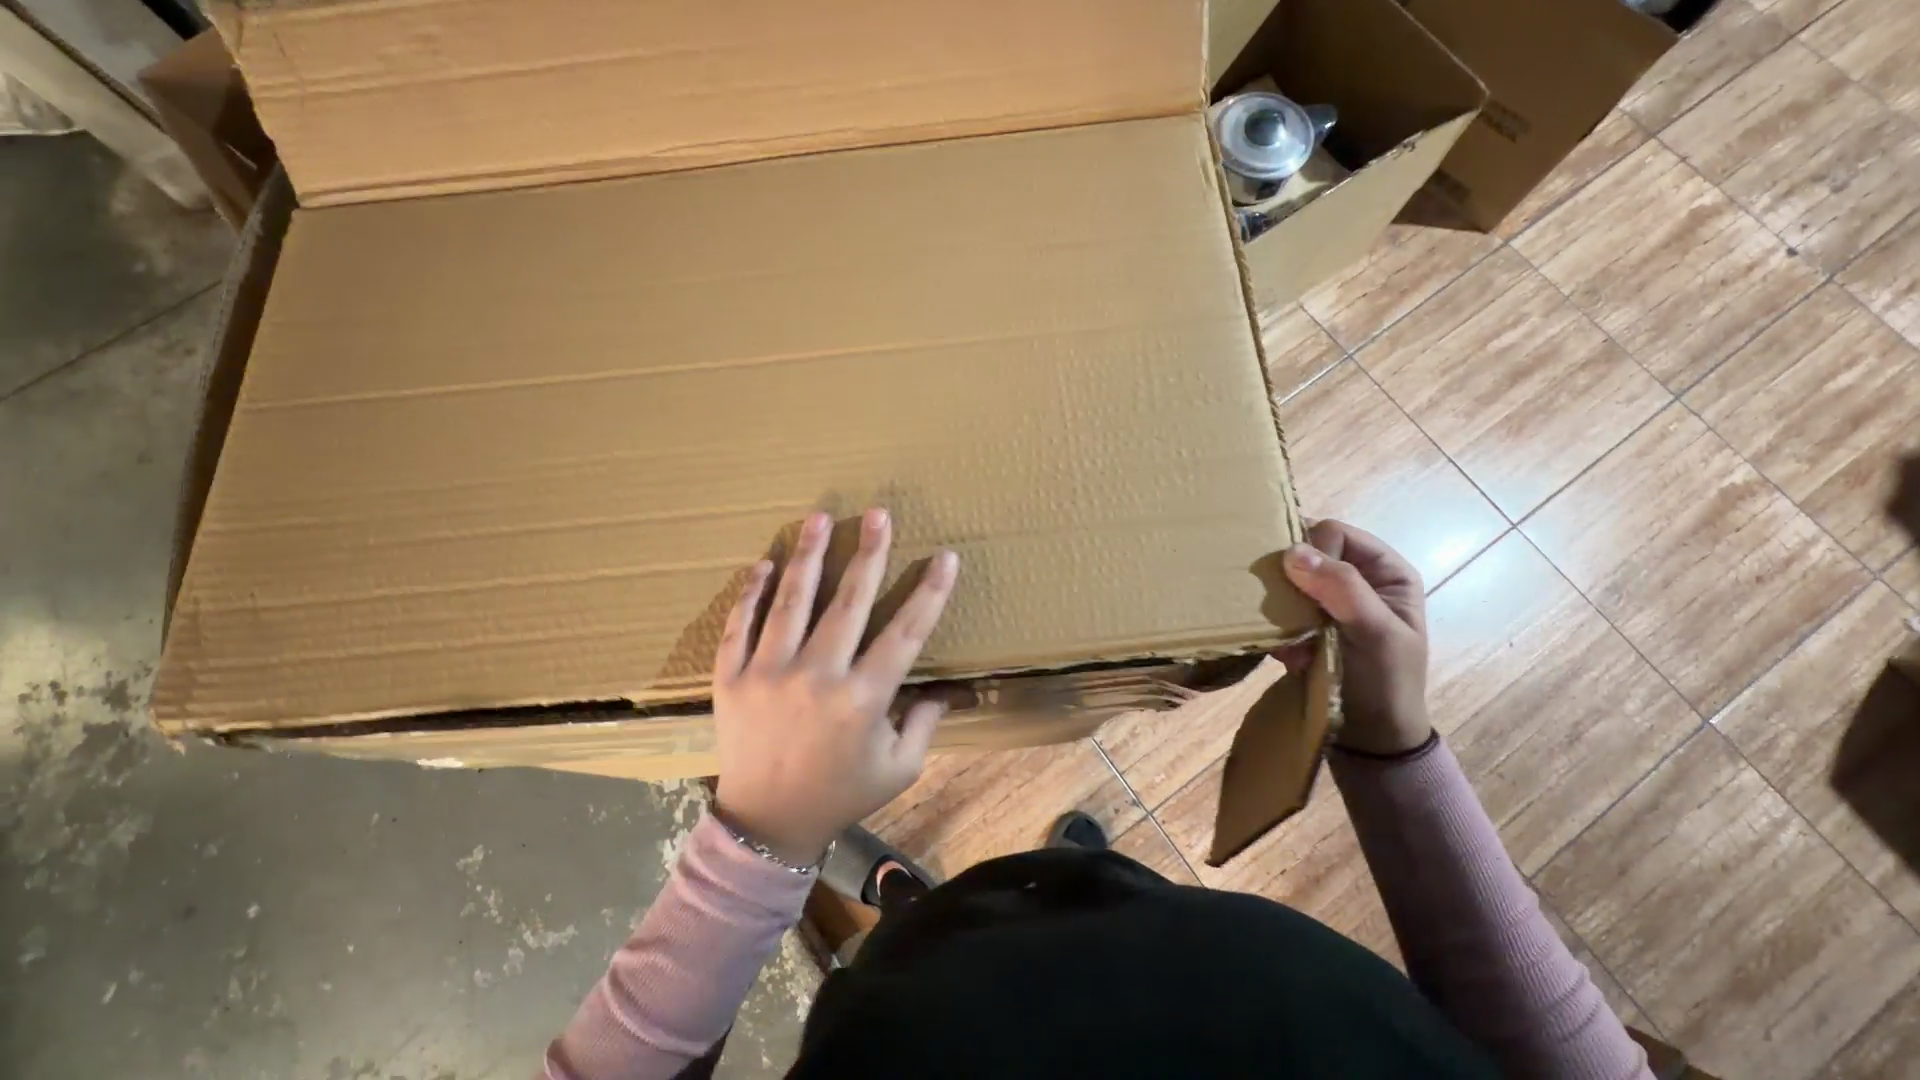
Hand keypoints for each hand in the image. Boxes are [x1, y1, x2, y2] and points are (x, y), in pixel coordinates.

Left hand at [712, 508, 959, 865]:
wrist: (767, 825)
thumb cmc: (841, 795)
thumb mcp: (898, 768)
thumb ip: (924, 722)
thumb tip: (949, 687)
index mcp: (863, 700)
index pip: (906, 633)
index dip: (930, 592)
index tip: (945, 557)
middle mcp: (818, 678)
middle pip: (849, 602)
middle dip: (869, 553)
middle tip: (879, 514)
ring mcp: (770, 674)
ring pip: (792, 601)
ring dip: (809, 555)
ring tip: (820, 518)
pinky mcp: (732, 678)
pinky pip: (740, 626)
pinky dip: (751, 593)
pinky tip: (764, 564)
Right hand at [1281, 520, 1430, 755]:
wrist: (1372, 741)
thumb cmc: (1386, 683)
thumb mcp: (1376, 634)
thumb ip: (1342, 589)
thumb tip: (1292, 552)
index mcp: (1385, 571)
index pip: (1335, 534)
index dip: (1315, 552)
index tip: (1303, 587)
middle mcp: (1356, 580)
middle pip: (1307, 553)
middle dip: (1292, 582)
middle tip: (1289, 613)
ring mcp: (1327, 604)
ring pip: (1287, 581)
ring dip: (1282, 609)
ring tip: (1292, 641)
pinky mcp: (1305, 627)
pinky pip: (1277, 611)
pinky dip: (1277, 630)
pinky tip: (1288, 655)